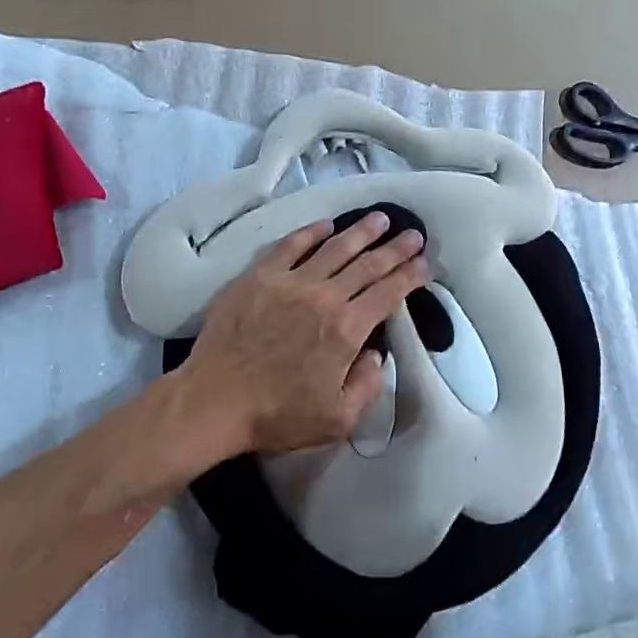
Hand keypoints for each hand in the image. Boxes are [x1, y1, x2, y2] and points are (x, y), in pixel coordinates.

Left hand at [174, 213, 429, 456]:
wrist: (212, 402)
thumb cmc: (277, 415)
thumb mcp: (338, 419)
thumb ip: (367, 386)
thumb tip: (376, 355)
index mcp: (347, 329)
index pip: (388, 293)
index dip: (411, 275)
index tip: (425, 263)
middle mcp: (324, 297)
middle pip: (368, 264)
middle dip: (395, 248)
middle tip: (414, 234)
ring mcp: (290, 282)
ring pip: (334, 248)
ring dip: (361, 232)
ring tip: (380, 219)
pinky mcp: (258, 277)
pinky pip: (290, 246)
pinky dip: (311, 232)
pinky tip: (326, 224)